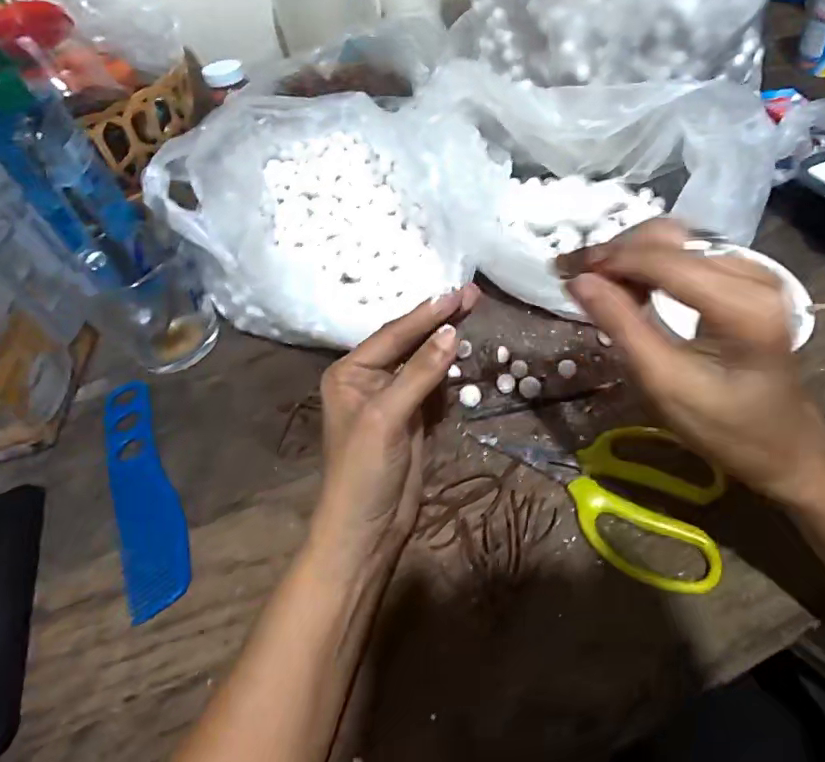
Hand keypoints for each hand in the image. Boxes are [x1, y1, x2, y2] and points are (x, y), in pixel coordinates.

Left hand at [310, 285, 478, 568]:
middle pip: (410, 342)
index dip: (428, 314)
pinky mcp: (412, 418)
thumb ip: (420, 373)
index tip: (458, 293)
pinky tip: (466, 356)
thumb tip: (452, 332)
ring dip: (448, 344)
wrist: (367, 530)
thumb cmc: (364, 470)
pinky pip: (434, 386)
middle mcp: (368, 379)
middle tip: (472, 295)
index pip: (394, 334)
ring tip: (474, 316)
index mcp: (350, 372)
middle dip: (440, 321)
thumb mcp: (387, 417)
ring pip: (424, 362)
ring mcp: (392, 399)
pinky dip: (450, 373)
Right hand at [557, 220, 824, 502]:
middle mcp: (753, 274)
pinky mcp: (747, 277)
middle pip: (669, 240)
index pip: (663, 260)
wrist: (786, 448)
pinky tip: (627, 283)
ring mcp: (754, 272)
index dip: (609, 259)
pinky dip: (651, 263)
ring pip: (676, 241)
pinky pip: (688, 254)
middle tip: (574, 275)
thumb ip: (622, 325)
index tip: (563, 270)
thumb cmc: (727, 429)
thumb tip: (578, 280)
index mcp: (743, 305)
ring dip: (630, 255)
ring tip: (595, 280)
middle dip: (616, 253)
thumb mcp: (665, 384)